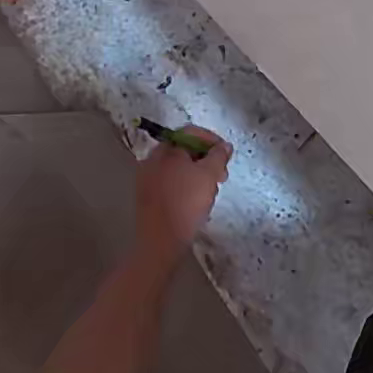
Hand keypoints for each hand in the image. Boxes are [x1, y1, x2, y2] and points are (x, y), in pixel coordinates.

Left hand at [132, 124, 231, 261]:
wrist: (161, 241)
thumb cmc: (187, 202)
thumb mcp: (210, 174)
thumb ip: (219, 155)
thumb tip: (224, 146)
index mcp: (165, 151)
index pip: (190, 132)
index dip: (211, 139)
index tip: (225, 154)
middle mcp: (152, 161)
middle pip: (184, 149)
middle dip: (206, 157)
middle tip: (221, 173)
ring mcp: (147, 179)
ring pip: (178, 166)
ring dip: (197, 172)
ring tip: (210, 188)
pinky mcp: (147, 196)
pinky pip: (170, 181)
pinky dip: (185, 184)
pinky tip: (195, 199)